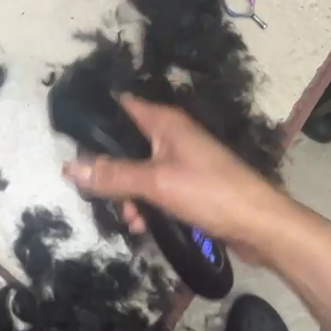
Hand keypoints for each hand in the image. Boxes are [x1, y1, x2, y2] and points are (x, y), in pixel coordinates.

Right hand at [62, 94, 288, 255]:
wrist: (261, 226)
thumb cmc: (210, 193)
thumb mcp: (156, 184)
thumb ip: (113, 175)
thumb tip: (69, 166)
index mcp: (164, 120)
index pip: (121, 104)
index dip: (96, 117)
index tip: (71, 138)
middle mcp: (171, 133)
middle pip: (126, 143)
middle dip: (111, 169)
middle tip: (99, 192)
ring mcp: (182, 159)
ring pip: (140, 170)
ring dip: (129, 194)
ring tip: (130, 219)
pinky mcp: (190, 184)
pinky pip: (156, 188)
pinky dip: (147, 204)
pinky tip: (144, 226)